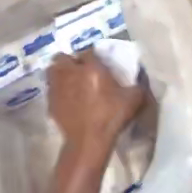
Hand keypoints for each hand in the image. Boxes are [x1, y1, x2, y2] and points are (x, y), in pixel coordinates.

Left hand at [47, 52, 145, 169]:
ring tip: (70, 81)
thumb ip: (137, 85)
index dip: (93, 56)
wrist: (89, 140)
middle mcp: (71, 73)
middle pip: (62, 57)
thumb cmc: (112, 116)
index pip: (89, 52)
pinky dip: (58, 90)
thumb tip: (141, 79)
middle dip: (70, 61)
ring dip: (60, 73)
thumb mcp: (134, 99)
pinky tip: (67, 99)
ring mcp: (58, 87)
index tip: (98, 63)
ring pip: (53, 71)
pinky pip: (52, 90)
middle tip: (80, 70)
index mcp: (92, 68)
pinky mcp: (50, 102)